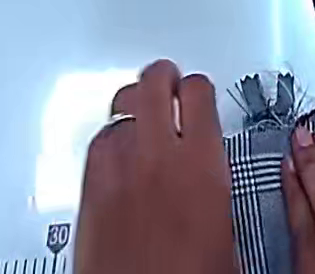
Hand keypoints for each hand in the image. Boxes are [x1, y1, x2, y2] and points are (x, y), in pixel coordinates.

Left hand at [77, 60, 236, 273]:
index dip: (199, 87)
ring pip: (124, 101)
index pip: (199, 91)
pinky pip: (101, 136)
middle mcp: (158, 154)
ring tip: (141, 108)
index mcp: (201, 165)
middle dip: (163, 77)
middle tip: (167, 83)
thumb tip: (208, 168)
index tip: (198, 90)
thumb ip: (213, 184)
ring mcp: (120, 164)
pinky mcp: (90, 181)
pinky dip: (112, 135)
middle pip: (155, 80)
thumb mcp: (224, 235)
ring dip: (136, 102)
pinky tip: (118, 149)